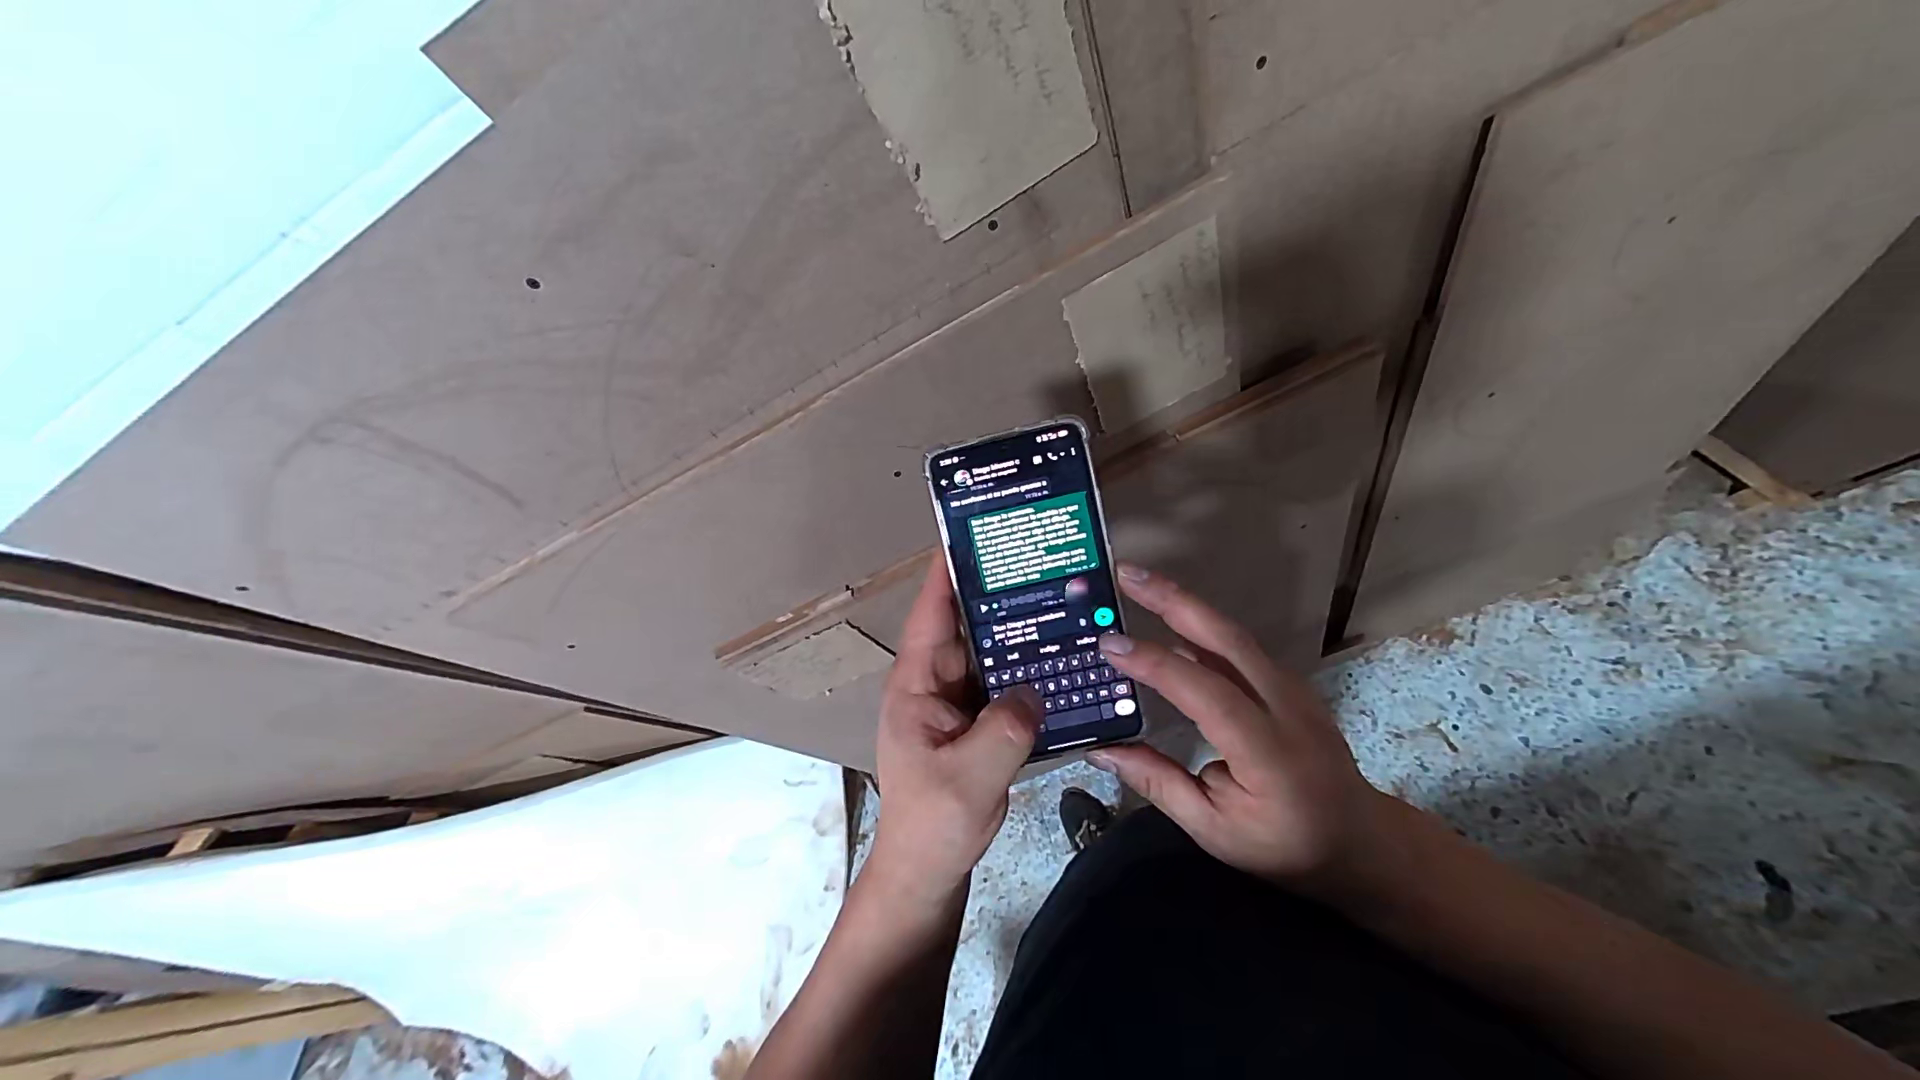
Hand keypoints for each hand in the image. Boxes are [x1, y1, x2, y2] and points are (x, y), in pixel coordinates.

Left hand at [868, 555, 1039, 903]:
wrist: (929, 867)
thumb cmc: (933, 822)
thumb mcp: (969, 778)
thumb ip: (1005, 730)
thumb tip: (1035, 690)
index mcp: (917, 683)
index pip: (932, 612)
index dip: (948, 570)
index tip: (976, 532)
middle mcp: (935, 681)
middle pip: (967, 625)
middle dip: (998, 593)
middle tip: (1041, 561)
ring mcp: (958, 700)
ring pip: (990, 652)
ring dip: (1019, 630)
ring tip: (1062, 599)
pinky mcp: (978, 719)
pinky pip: (1004, 682)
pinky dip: (1028, 668)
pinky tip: (1062, 657)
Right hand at [1087, 564, 1398, 895]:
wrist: (1359, 839)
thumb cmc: (1285, 845)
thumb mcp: (1215, 830)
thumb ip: (1158, 783)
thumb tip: (1100, 749)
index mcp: (1268, 752)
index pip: (1205, 693)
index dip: (1155, 664)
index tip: (1109, 644)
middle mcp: (1284, 706)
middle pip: (1226, 638)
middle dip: (1174, 599)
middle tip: (1126, 573)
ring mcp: (1291, 688)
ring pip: (1231, 633)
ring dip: (1184, 602)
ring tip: (1138, 582)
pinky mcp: (1286, 682)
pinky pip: (1236, 645)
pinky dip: (1198, 622)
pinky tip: (1168, 616)